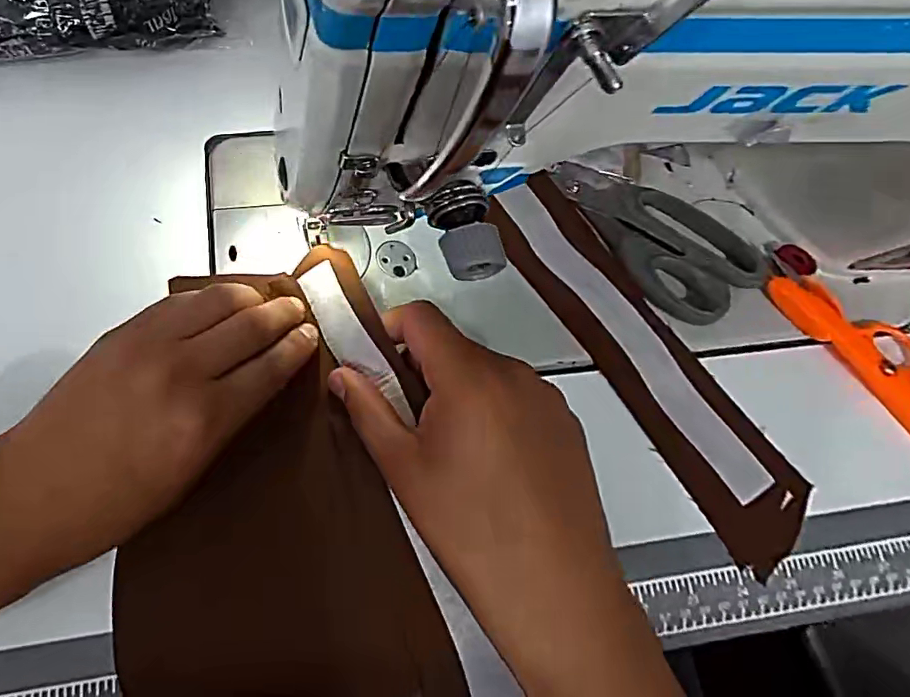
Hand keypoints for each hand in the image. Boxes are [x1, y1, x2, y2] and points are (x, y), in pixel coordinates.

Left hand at [0, 285, 316, 624]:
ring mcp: (148, 344)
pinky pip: (178, 301)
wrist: (35, 489)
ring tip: (265, 297)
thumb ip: (226, 421)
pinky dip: (207, 296)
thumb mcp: (186, 475)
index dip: (295, 347)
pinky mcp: (123, 331)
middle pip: (249, 323)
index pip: (267, 367)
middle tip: (296, 310)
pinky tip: (218, 300)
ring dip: (249, 294)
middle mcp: (180, 372)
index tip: (309, 336)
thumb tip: (256, 381)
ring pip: (216, 299)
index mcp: (202, 421)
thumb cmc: (109, 504)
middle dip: (282, 313)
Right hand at [330, 302, 677, 696]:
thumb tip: (346, 376)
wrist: (556, 594)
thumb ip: (368, 408)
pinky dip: (492, 409)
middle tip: (407, 417)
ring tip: (450, 450)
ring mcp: (544, 397)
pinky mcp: (563, 420)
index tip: (374, 352)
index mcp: (470, 379)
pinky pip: (515, 394)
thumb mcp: (403, 468)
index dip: (388, 327)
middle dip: (421, 369)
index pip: (420, 316)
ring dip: (458, 390)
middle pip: (451, 344)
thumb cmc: (482, 538)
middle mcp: (513, 376)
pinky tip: (486, 462)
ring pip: (482, 370)